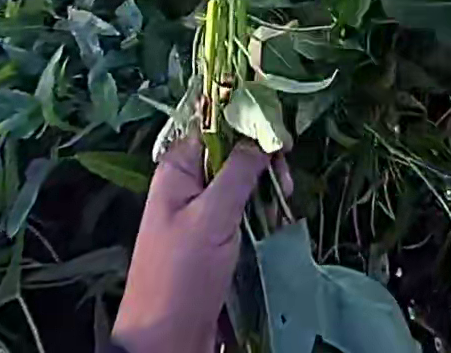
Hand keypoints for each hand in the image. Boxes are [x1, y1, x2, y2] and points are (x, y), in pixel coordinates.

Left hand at [111, 138, 268, 352]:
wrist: (164, 347)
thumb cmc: (182, 274)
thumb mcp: (212, 216)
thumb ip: (239, 170)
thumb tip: (264, 132)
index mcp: (179, 167)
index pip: (215, 124)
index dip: (247, 121)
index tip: (279, 132)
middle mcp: (188, 181)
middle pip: (232, 150)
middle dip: (261, 156)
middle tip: (285, 172)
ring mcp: (201, 209)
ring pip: (241, 178)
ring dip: (265, 183)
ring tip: (284, 196)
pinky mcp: (213, 234)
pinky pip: (241, 206)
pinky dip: (260, 206)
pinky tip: (274, 215)